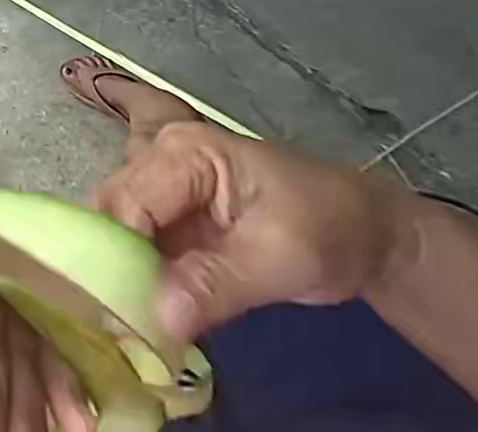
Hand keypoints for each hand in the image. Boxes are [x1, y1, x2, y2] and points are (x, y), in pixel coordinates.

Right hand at [91, 122, 411, 343]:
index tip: (124, 319)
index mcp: (184, 151)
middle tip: (122, 325)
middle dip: (112, 265)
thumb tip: (159, 319)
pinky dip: (140, 279)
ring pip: (118, 228)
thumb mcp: (280, 259)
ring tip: (130, 325)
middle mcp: (161, 158)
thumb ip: (216, 285)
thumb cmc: (327, 227)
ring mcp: (165, 185)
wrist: (365, 231)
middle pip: (112, 211)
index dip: (120, 258)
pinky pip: (140, 244)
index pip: (128, 202)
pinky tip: (145, 314)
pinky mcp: (172, 215)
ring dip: (122, 275)